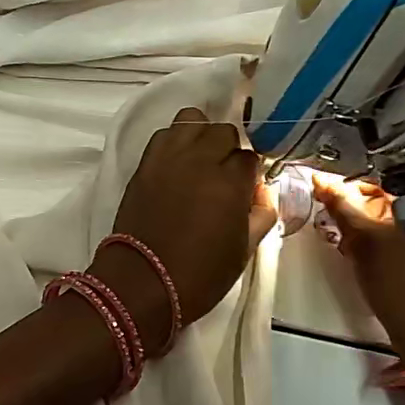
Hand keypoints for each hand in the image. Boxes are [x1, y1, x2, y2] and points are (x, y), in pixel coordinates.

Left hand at [93, 108, 277, 349]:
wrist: (142, 283)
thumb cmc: (200, 275)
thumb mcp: (244, 250)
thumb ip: (261, 214)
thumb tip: (261, 193)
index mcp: (230, 182)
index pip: (250, 158)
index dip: (250, 175)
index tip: (245, 192)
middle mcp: (200, 160)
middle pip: (224, 131)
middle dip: (229, 150)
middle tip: (224, 175)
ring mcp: (169, 157)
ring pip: (193, 120)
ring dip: (202, 135)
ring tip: (200, 160)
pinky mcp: (145, 163)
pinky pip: (165, 134)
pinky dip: (175, 141)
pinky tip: (178, 163)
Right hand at [313, 176, 404, 357]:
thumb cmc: (402, 285)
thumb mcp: (365, 243)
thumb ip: (343, 207)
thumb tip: (320, 180)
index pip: (391, 172)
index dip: (358, 182)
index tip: (335, 197)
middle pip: (399, 193)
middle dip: (367, 206)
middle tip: (342, 224)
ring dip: (378, 223)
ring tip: (355, 242)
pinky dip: (395, 237)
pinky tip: (376, 254)